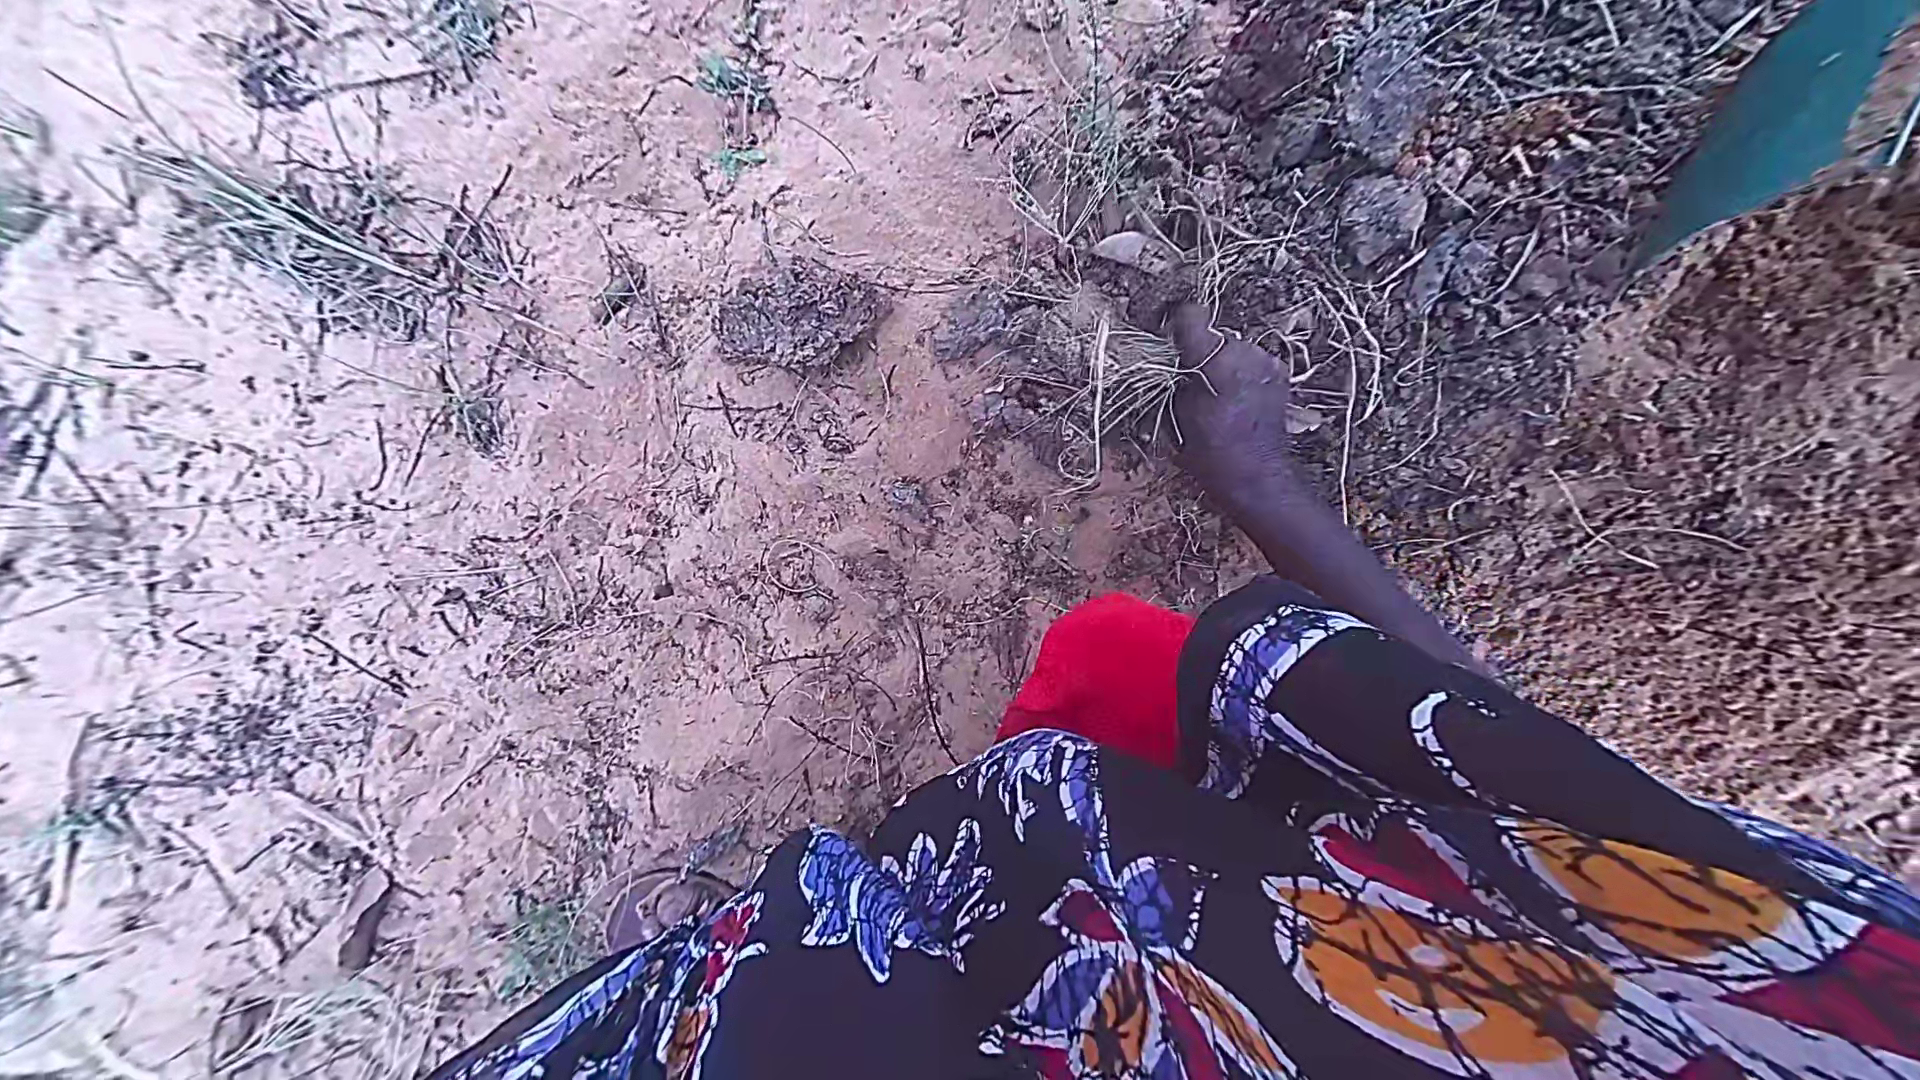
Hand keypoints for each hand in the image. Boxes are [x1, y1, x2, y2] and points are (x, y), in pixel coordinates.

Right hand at [1164, 304, 1296, 500]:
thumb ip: (1174, 379)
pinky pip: (1252, 361)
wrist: (1255, 475)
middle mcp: (1243, 351)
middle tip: (1190, 381)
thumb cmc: (1208, 453)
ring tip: (1215, 393)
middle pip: (1214, 335)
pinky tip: (1236, 398)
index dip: (1177, 323)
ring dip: (1222, 362)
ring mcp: (1265, 361)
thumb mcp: (1175, 416)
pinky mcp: (1280, 373)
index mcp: (1212, 360)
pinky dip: (1241, 372)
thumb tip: (1170, 358)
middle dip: (1201, 352)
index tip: (1168, 338)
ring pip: (1234, 347)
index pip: (1191, 316)